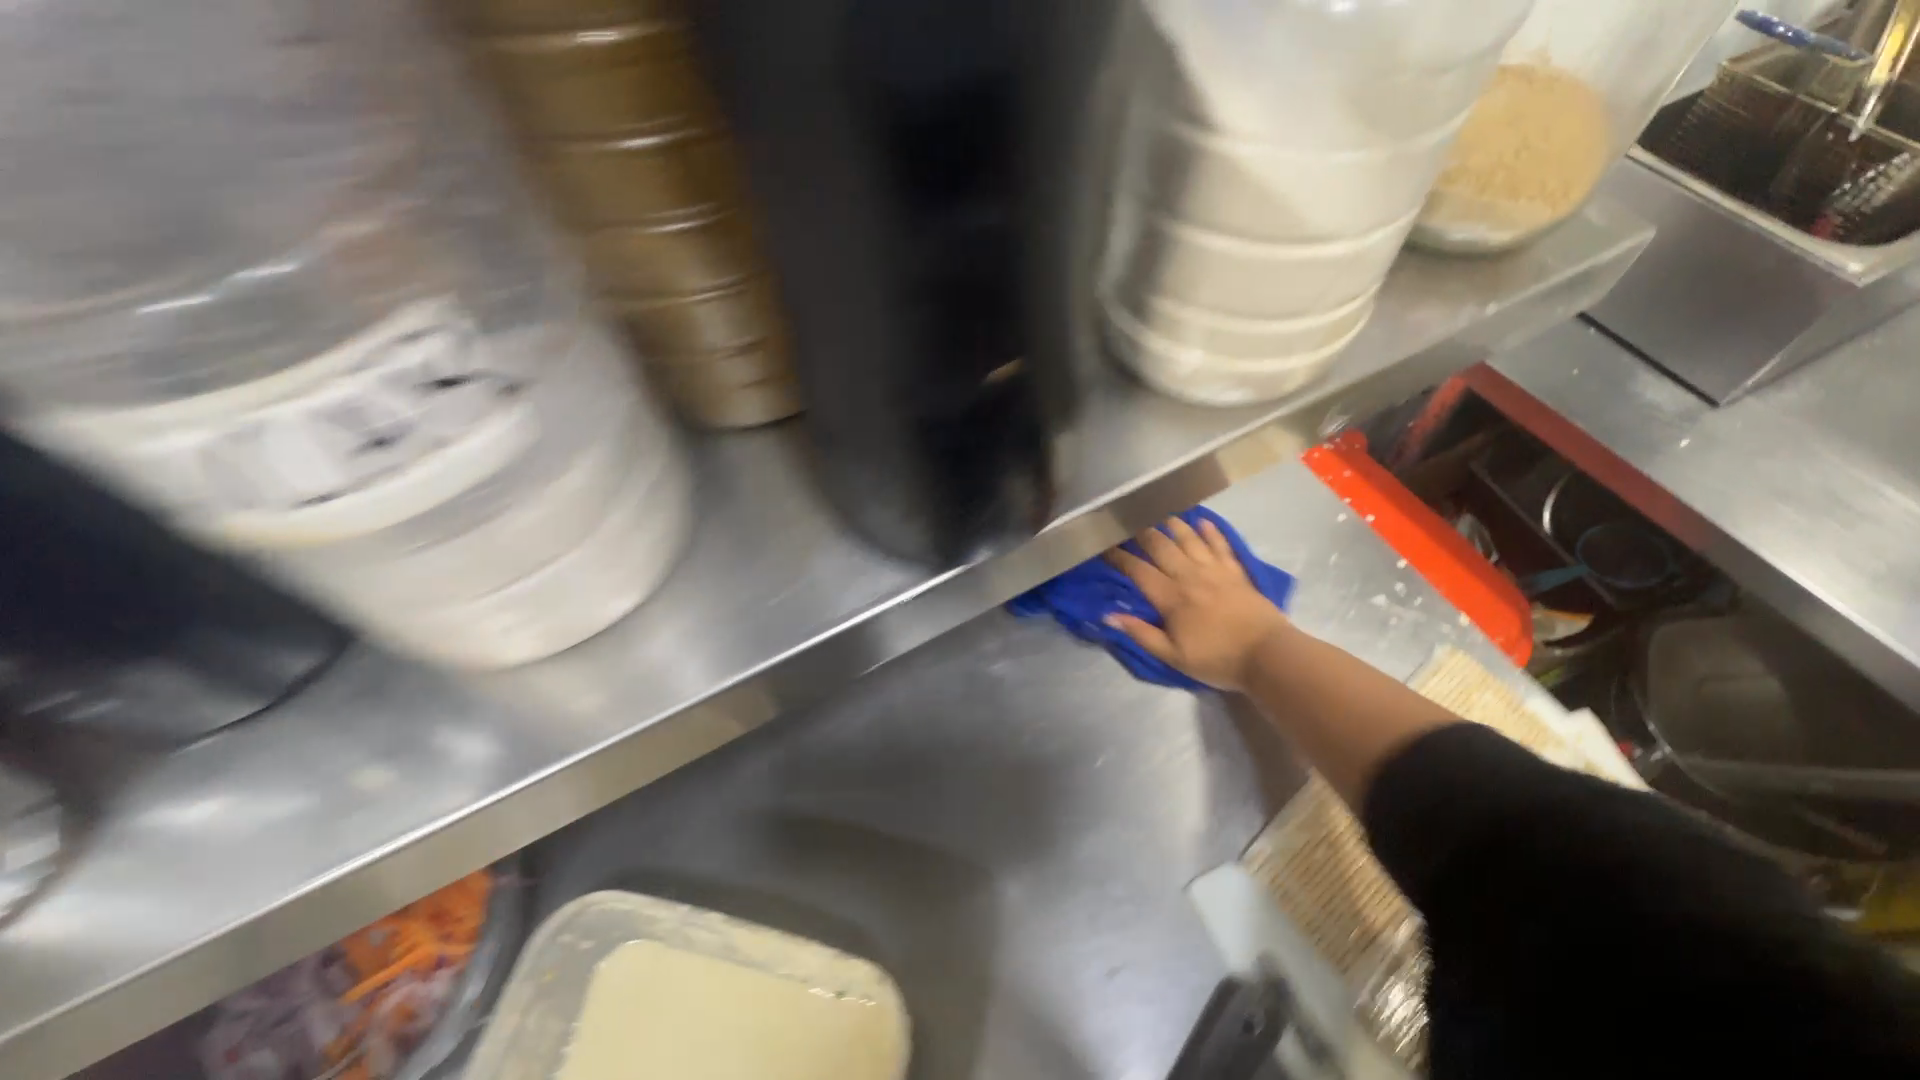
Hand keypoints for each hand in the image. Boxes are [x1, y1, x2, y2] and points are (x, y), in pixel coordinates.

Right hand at [1104, 516, 1291, 691]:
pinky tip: (1202, 521)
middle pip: (1161, 546)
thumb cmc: (1217, 659)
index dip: (1119, 557)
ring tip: (1160, 515)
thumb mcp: (1173, 656)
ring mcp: (1215, 570)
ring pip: (1189, 538)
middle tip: (1128, 523)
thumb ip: (1141, 634)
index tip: (1104, 547)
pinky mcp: (1236, 571)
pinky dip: (1211, 531)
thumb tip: (1109, 616)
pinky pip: (1220, 544)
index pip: (1138, 571)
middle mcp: (1189, 576)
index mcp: (1171, 597)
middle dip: (1141, 533)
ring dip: (1173, 525)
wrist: (1267, 655)